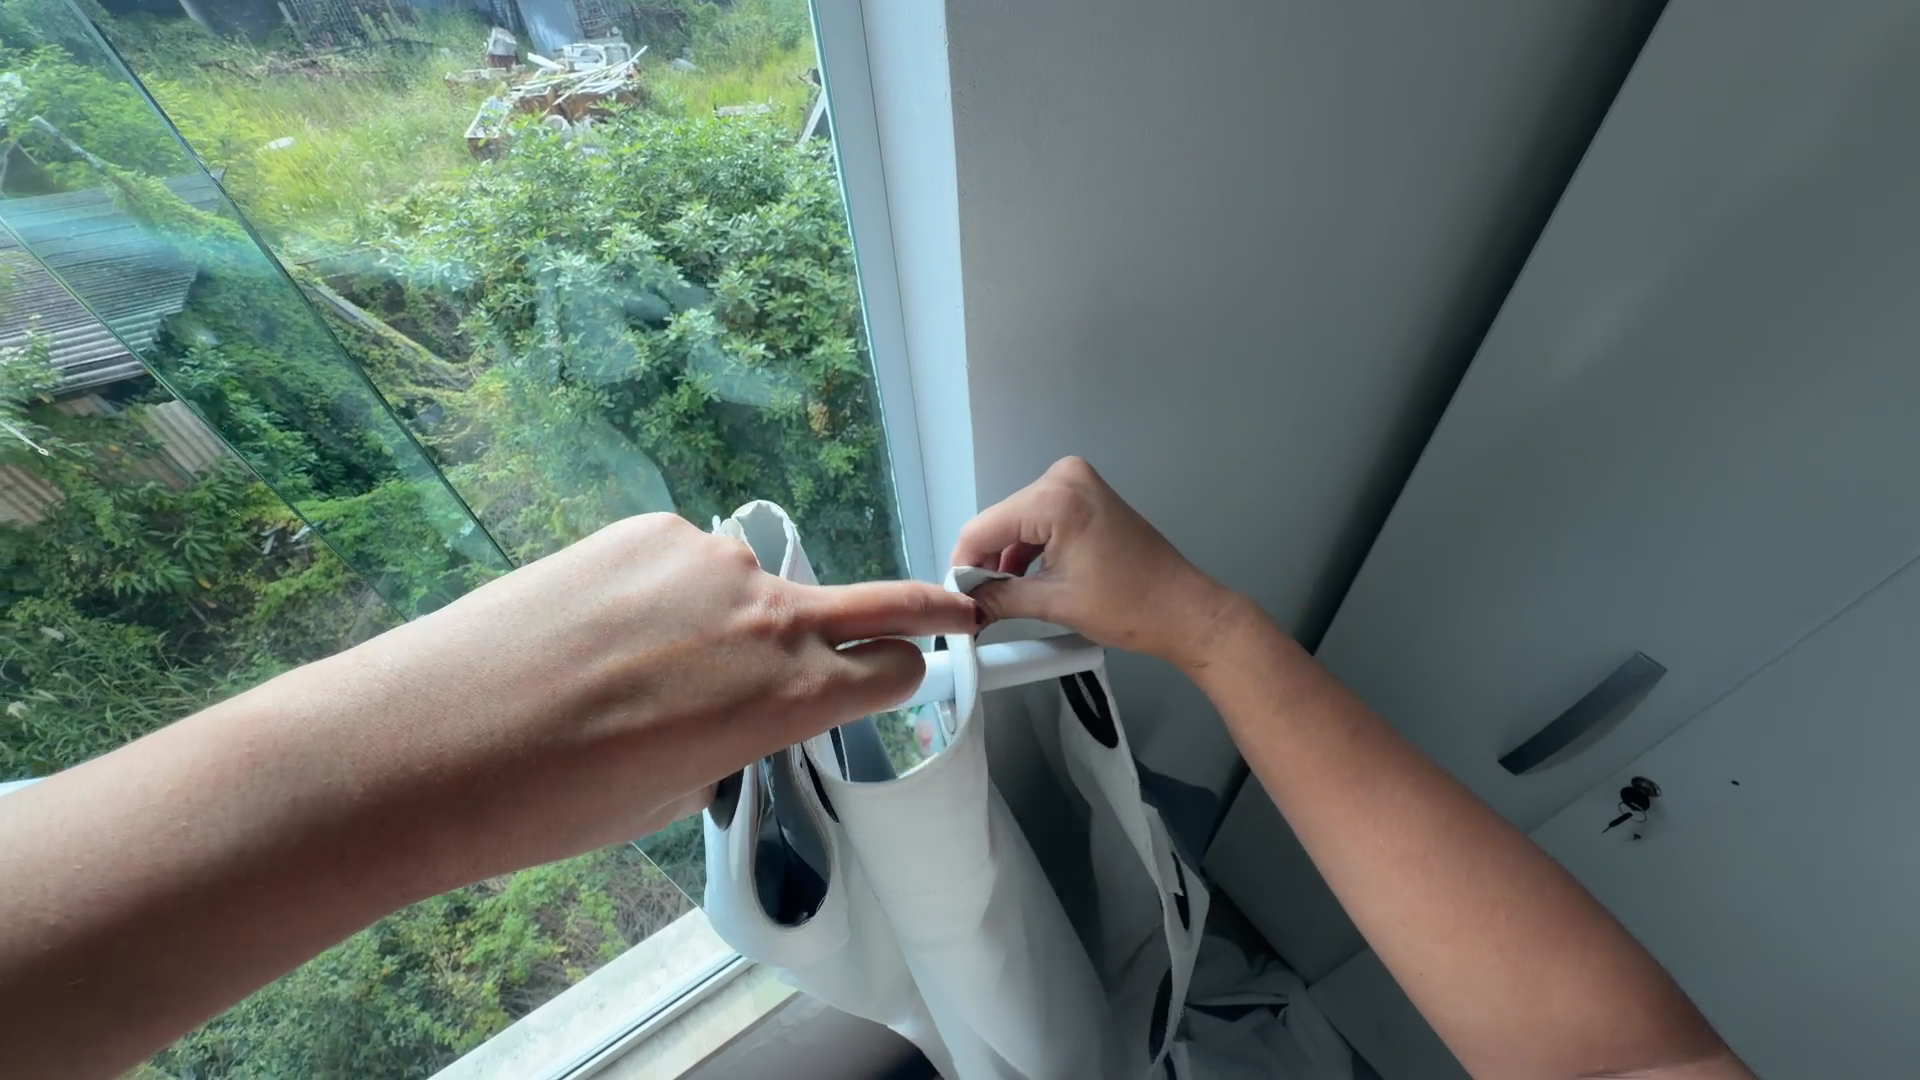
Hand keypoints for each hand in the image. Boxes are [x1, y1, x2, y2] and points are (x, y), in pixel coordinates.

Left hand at [304, 512, 977, 890]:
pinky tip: (602, 622)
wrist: (425, 744)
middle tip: (952, 608)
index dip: (903, 673)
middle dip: (928, 609)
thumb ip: (748, 731)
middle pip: (882, 600)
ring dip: (729, 614)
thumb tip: (748, 699)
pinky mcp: (651, 528)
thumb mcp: (685, 788)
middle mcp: (773, 615)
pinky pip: (686, 560)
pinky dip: (666, 587)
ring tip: (641, 654)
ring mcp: (714, 560)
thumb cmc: (558, 797)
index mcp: (793, 695)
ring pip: (754, 585)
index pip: (897, 667)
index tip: (910, 667)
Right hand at [952, 456, 1240, 669]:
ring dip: (1007, 557)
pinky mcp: (1086, 494)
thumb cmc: (1127, 607)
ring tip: (1002, 597)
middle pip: (1000, 523)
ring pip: (1018, 521)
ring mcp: (1077, 481)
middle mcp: (1063, 476)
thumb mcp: (1053, 603)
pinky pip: (1040, 518)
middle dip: (986, 562)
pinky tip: (1024, 579)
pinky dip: (1029, 548)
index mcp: (1055, 498)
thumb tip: (964, 604)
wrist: (1183, 609)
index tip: (956, 598)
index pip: (984, 528)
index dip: (963, 565)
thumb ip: (999, 598)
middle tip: (978, 604)